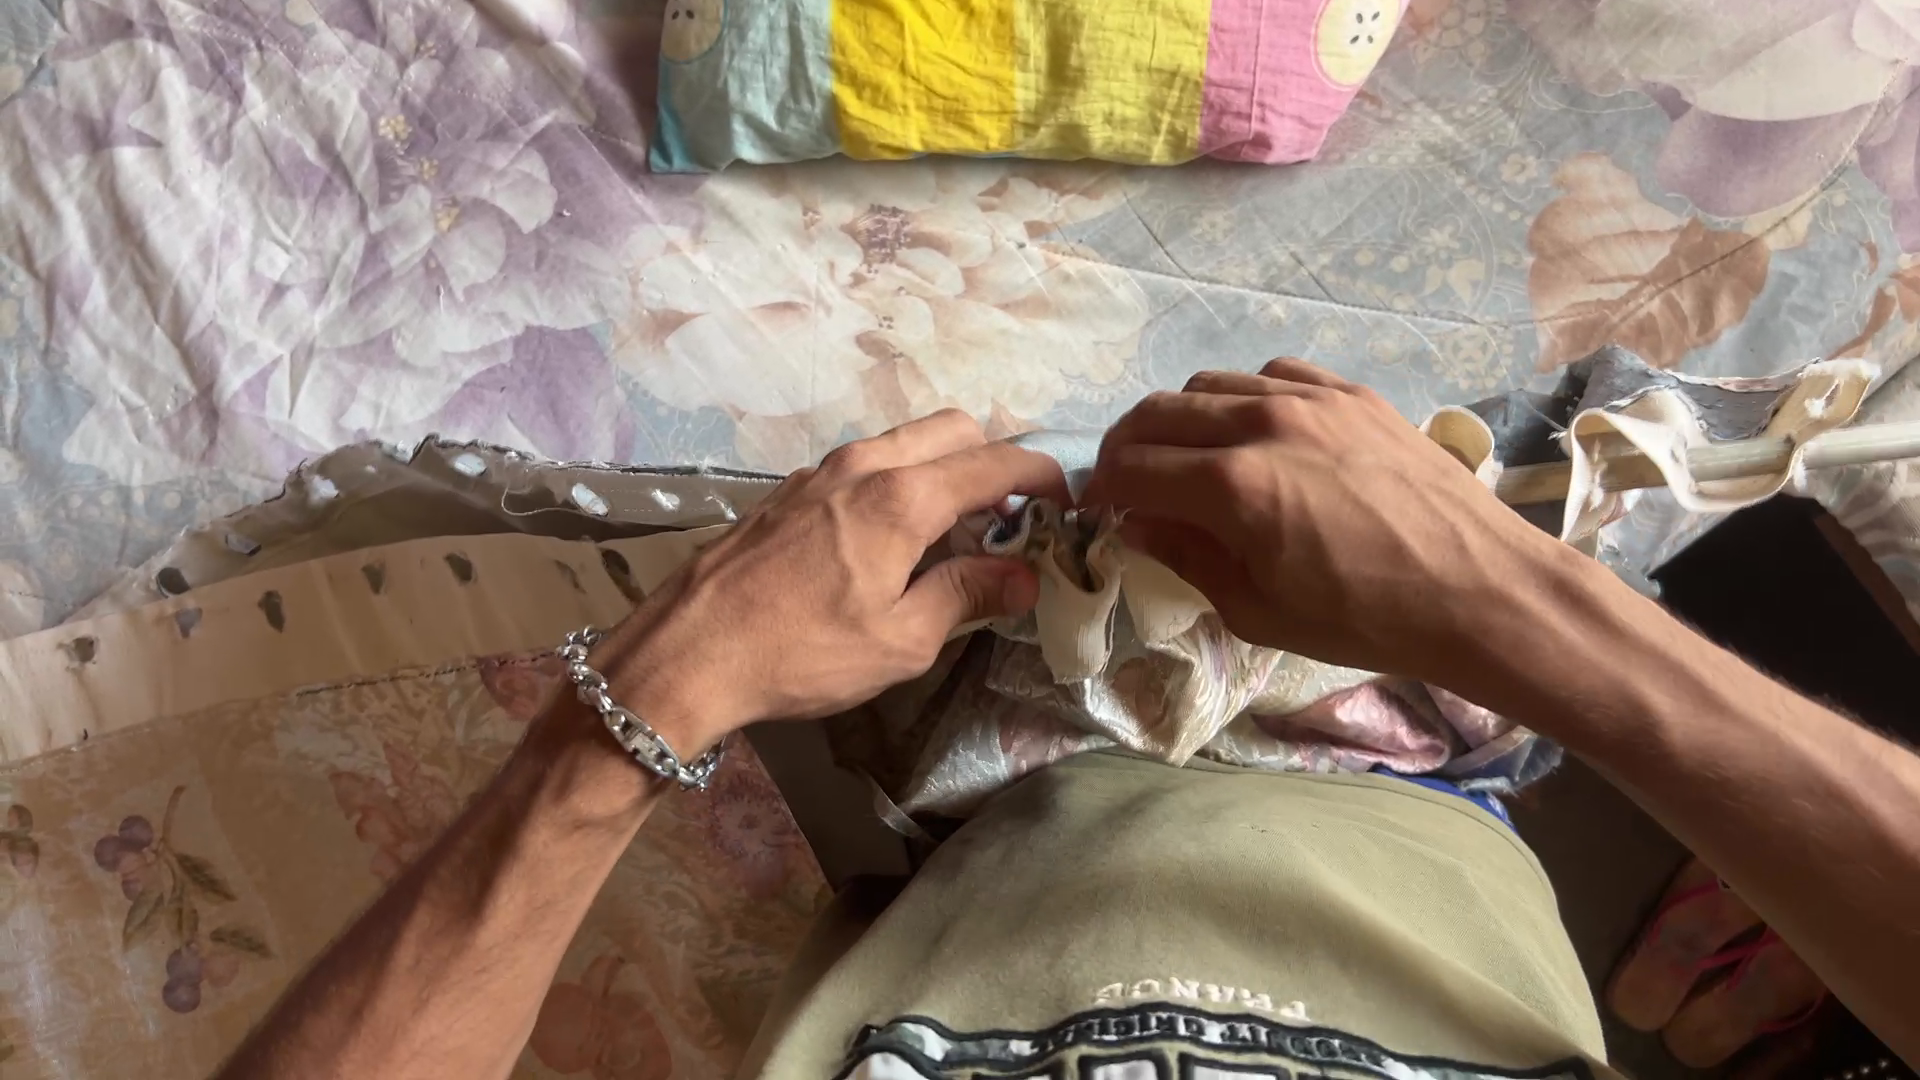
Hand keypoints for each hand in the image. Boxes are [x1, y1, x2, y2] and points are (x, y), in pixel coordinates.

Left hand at [589, 411, 1066, 753]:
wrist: (690, 650)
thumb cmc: (804, 652)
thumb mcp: (902, 639)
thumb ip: (968, 594)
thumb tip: (1023, 576)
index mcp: (903, 497)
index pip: (997, 461)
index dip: (1042, 476)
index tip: (1060, 506)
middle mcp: (865, 464)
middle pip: (955, 427)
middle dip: (994, 460)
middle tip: (1004, 518)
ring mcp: (822, 469)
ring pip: (907, 439)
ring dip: (945, 468)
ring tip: (949, 531)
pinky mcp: (793, 487)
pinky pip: (867, 461)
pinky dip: (901, 478)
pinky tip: (889, 536)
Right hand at [1080, 358, 1577, 681]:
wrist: (1482, 593)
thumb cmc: (1362, 619)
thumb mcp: (1253, 609)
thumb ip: (1183, 556)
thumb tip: (1137, 523)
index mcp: (1232, 487)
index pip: (1132, 468)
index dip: (1101, 489)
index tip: (1098, 508)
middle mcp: (1262, 424)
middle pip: (1156, 413)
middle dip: (1124, 446)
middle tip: (1125, 480)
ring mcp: (1310, 399)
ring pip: (1206, 384)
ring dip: (1177, 420)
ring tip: (1185, 456)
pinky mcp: (1350, 393)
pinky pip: (1269, 374)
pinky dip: (1239, 398)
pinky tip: (1252, 431)